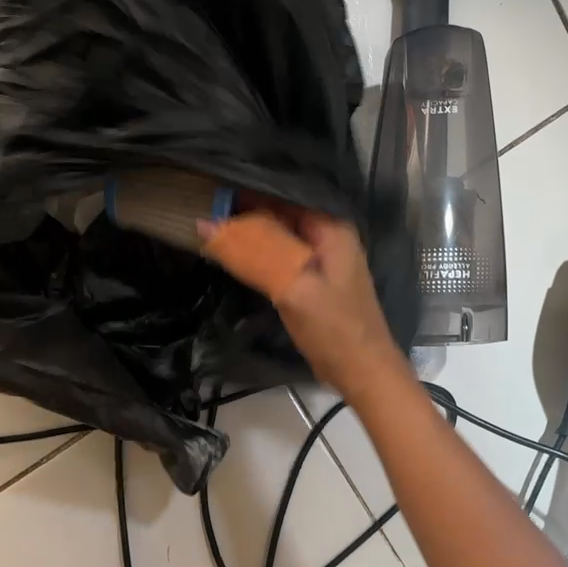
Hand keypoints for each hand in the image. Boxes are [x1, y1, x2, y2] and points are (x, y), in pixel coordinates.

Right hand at [202, 210, 409, 399]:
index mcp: (331, 229)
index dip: (249, 196)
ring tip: (215, 236)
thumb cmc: (331, 327)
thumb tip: (206, 227)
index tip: (214, 197)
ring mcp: (326, 263)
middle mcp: (331, 239)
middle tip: (208, 218)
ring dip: (253, 240)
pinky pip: (285, 262)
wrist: (361, 370)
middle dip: (248, 217)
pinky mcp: (317, 285)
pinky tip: (240, 263)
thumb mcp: (291, 288)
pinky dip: (263, 260)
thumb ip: (252, 256)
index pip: (284, 198)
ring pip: (282, 241)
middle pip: (283, 217)